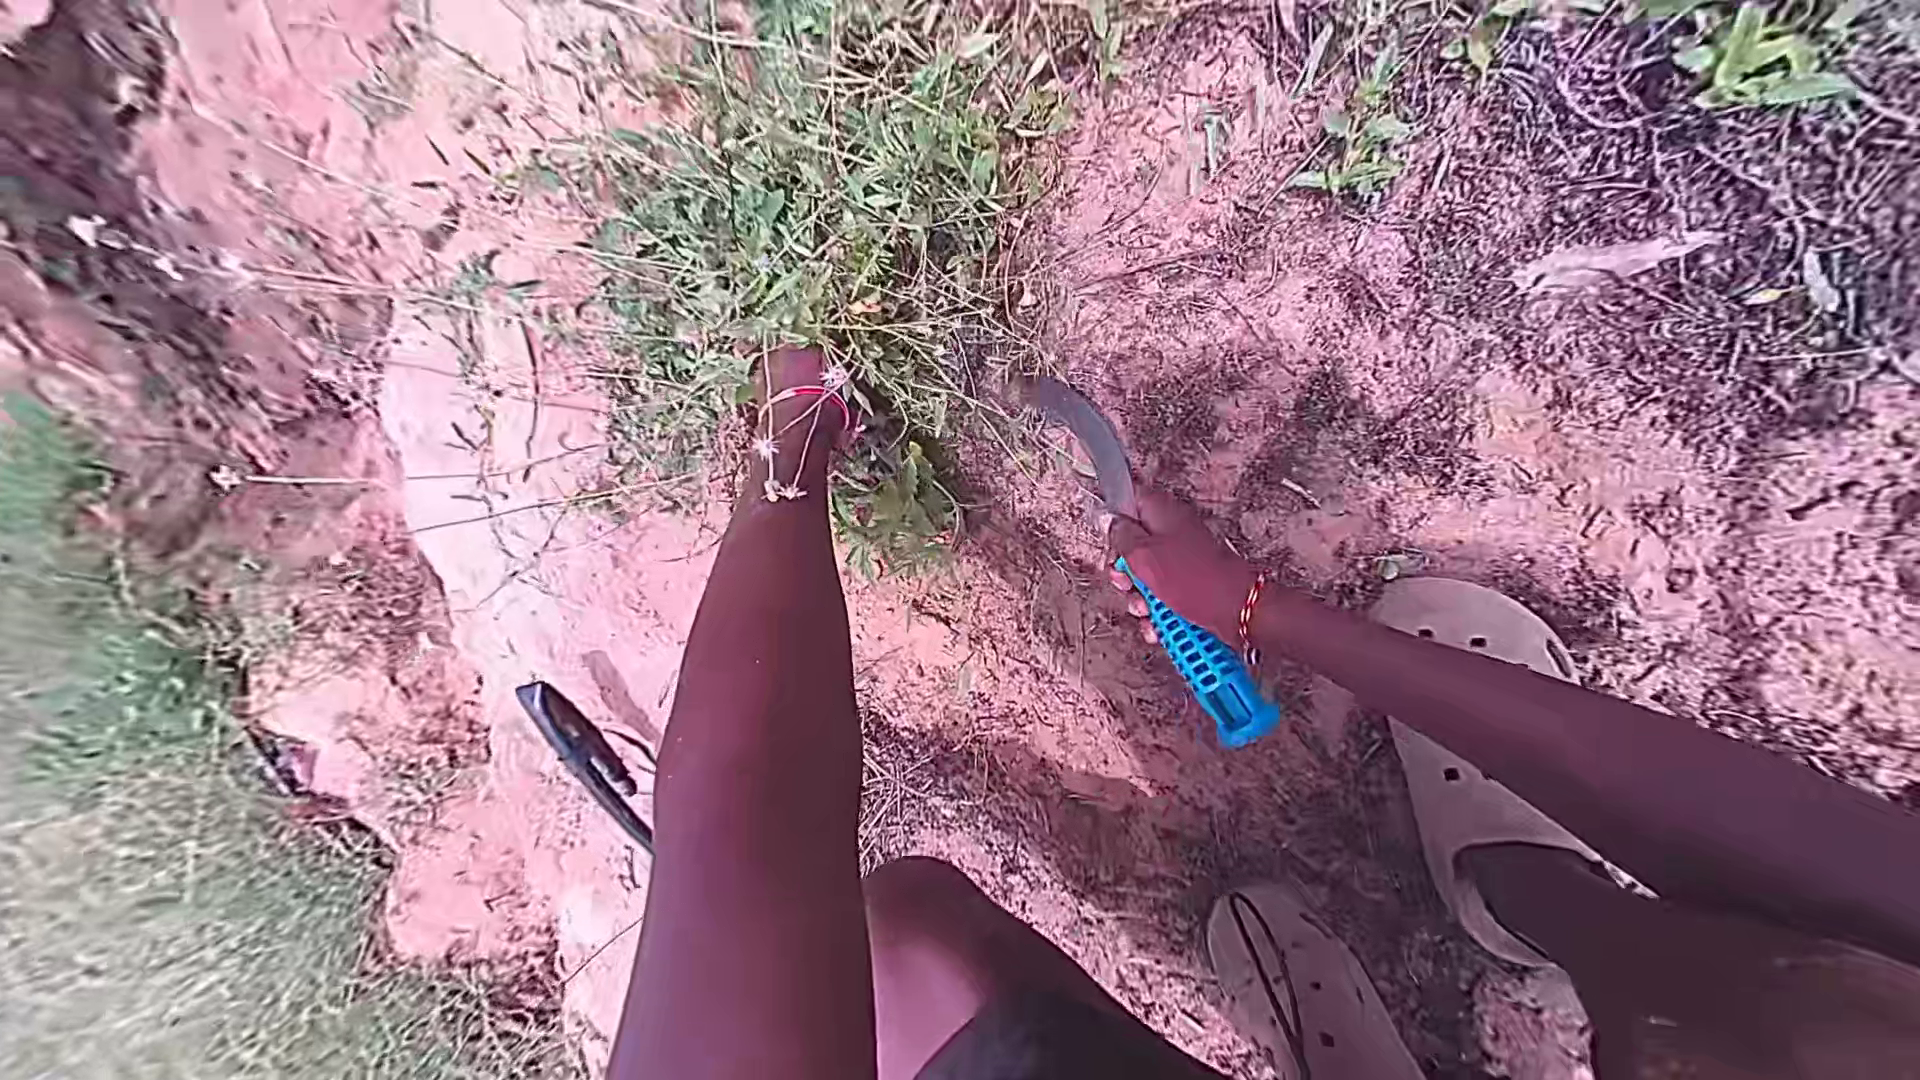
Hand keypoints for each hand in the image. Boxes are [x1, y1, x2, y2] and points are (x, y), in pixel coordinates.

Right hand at [1107, 489, 1255, 640]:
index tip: (1108, 538)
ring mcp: (1181, 560)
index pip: (1129, 499)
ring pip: (1144, 575)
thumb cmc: (1195, 580)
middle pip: (1132, 545)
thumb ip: (1121, 534)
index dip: (1113, 519)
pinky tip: (1158, 622)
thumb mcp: (1143, 554)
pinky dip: (1156, 612)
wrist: (1236, 612)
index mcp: (1162, 512)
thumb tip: (1109, 521)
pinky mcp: (1188, 585)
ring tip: (1147, 608)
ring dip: (1139, 597)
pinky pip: (1160, 596)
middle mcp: (1172, 532)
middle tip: (1128, 581)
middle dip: (1124, 570)